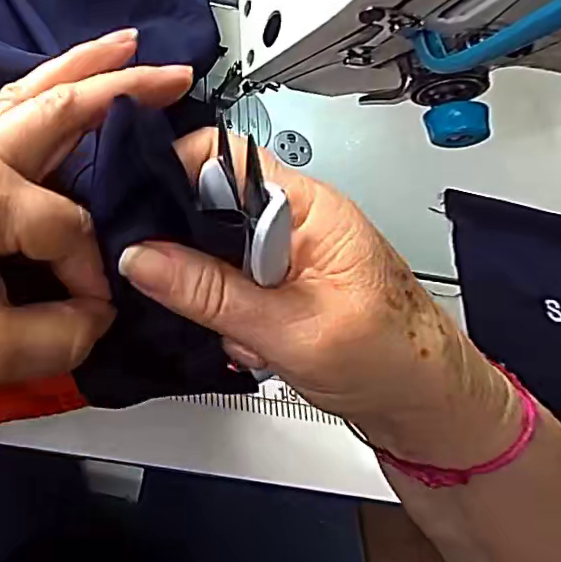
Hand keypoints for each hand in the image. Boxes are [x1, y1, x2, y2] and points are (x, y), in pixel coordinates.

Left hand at [0, 29, 195, 411]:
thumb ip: (64, 334)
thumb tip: (102, 309)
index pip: (67, 225)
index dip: (90, 272)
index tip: (89, 309)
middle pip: (54, 109)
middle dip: (119, 86)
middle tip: (174, 72)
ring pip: (24, 98)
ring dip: (76, 71)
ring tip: (124, 48)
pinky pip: (1, 115)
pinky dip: (38, 95)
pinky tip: (57, 91)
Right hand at [117, 130, 517, 465]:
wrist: (427, 405)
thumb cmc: (395, 362)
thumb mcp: (288, 330)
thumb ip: (207, 292)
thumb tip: (139, 257)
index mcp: (308, 207)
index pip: (219, 156)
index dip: (168, 171)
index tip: (133, 206)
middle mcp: (290, 216)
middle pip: (200, 198)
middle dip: (177, 242)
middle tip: (174, 283)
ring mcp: (277, 244)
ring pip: (202, 240)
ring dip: (197, 281)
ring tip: (226, 321)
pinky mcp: (268, 271)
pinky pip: (214, 269)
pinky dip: (211, 299)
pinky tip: (237, 330)